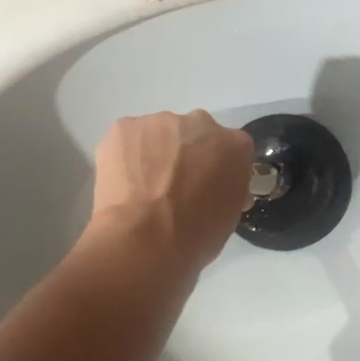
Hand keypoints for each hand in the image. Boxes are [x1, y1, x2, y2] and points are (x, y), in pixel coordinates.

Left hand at [90, 111, 252, 268]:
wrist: (144, 238)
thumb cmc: (196, 234)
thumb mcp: (228, 216)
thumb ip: (227, 190)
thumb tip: (216, 189)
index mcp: (235, 145)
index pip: (232, 150)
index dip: (219, 169)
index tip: (208, 188)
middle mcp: (201, 123)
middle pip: (196, 133)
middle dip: (189, 154)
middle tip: (177, 186)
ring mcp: (160, 122)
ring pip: (161, 133)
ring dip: (157, 153)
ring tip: (144, 188)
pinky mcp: (125, 127)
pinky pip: (130, 138)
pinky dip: (128, 155)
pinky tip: (124, 182)